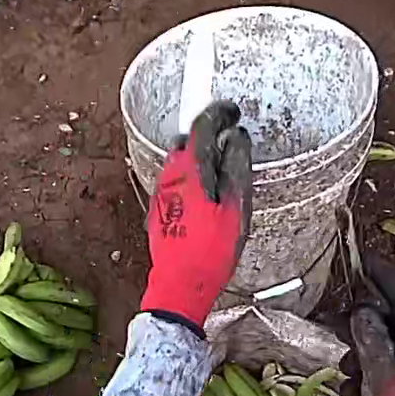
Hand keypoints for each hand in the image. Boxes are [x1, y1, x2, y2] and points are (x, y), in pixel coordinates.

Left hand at [140, 101, 251, 331]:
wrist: (178, 284)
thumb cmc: (210, 251)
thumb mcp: (234, 210)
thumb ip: (235, 170)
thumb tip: (236, 139)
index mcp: (190, 171)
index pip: (201, 126)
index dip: (219, 112)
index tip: (233, 111)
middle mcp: (169, 177)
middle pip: (185, 141)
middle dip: (207, 133)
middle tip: (230, 136)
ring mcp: (160, 193)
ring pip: (177, 162)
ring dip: (198, 156)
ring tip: (221, 166)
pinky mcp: (158, 209)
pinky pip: (174, 180)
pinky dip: (190, 174)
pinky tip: (205, 191)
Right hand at [350, 258, 394, 395]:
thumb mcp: (389, 393)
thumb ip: (376, 350)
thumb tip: (362, 312)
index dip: (386, 280)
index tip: (363, 261)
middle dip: (364, 327)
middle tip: (334, 328)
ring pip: (389, 351)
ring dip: (362, 356)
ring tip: (342, 374)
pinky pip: (389, 374)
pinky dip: (368, 377)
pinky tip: (352, 392)